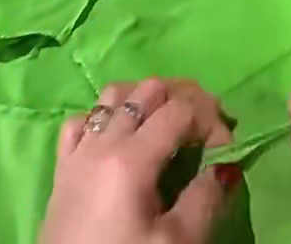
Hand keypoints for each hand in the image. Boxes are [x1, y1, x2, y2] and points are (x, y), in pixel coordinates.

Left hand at [39, 78, 241, 243]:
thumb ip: (204, 200)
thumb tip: (226, 166)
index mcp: (131, 157)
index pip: (178, 111)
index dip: (209, 119)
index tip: (227, 144)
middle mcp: (103, 140)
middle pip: (146, 90)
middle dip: (182, 97)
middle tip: (207, 122)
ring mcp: (78, 149)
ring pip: (113, 94)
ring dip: (144, 96)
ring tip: (168, 116)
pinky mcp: (63, 165)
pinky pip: (83, 120)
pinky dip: (105, 114)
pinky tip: (120, 132)